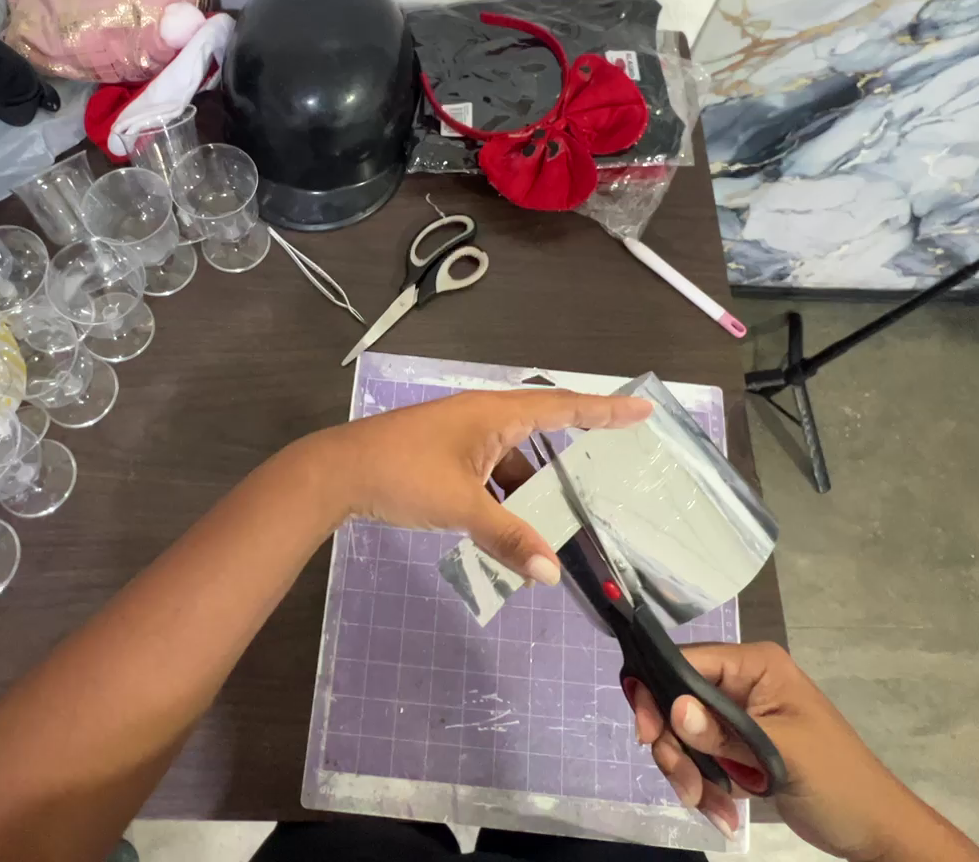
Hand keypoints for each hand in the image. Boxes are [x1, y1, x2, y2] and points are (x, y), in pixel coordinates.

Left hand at [295, 389, 650, 582]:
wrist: (337, 473)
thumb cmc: (402, 475)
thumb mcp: (460, 506)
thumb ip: (507, 536)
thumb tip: (550, 572)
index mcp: (493, 414)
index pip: (562, 407)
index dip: (603, 410)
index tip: (641, 410)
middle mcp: (481, 417)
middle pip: (540, 432)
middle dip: (572, 452)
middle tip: (609, 468)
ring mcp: (460, 436)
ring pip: (511, 460)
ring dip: (530, 488)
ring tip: (556, 521)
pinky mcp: (443, 455)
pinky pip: (488, 472)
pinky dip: (502, 496)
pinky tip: (508, 526)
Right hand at [628, 642, 964, 861]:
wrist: (878, 834)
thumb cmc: (839, 782)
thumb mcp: (782, 755)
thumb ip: (725, 731)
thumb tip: (675, 708)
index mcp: (754, 665)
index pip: (686, 662)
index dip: (657, 692)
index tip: (647, 734)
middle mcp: (740, 681)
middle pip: (677, 699)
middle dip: (675, 745)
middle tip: (685, 786)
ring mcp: (737, 714)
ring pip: (682, 731)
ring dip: (687, 771)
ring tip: (709, 807)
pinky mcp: (736, 744)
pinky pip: (698, 755)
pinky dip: (702, 785)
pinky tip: (721, 812)